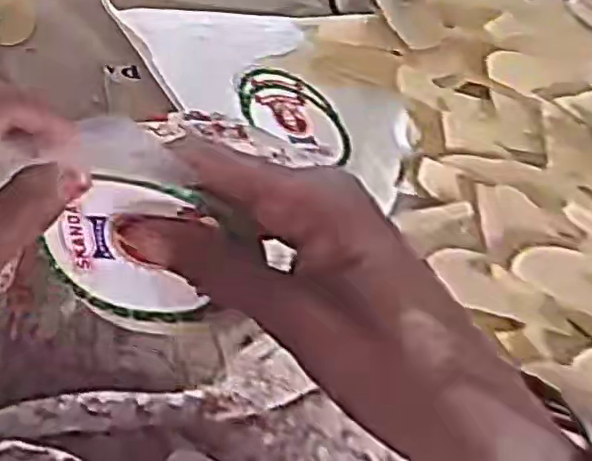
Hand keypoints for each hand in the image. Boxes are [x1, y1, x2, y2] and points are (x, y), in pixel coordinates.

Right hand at [116, 136, 576, 460]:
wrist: (485, 434)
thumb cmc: (400, 374)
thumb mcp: (297, 320)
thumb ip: (215, 267)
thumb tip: (136, 228)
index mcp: (316, 194)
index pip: (214, 159)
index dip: (157, 162)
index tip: (106, 170)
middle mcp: (319, 187)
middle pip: (223, 173)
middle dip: (167, 189)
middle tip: (113, 205)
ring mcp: (324, 211)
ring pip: (236, 197)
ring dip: (189, 213)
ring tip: (137, 226)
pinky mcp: (325, 238)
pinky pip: (257, 221)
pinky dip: (220, 234)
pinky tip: (190, 251)